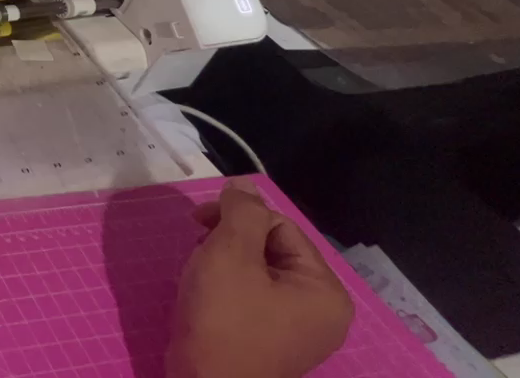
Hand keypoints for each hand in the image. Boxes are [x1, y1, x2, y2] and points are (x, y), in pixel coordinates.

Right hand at [168, 178, 353, 377]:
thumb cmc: (224, 317)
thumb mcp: (230, 254)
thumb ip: (241, 213)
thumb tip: (245, 184)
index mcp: (323, 289)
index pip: (279, 226)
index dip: (236, 216)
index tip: (196, 224)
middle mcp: (321, 308)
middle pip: (271, 246)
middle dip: (229, 238)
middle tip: (196, 246)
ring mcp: (299, 326)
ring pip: (259, 268)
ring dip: (224, 257)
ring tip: (200, 270)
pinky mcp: (273, 336)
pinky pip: (254, 292)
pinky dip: (227, 281)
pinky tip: (207, 289)